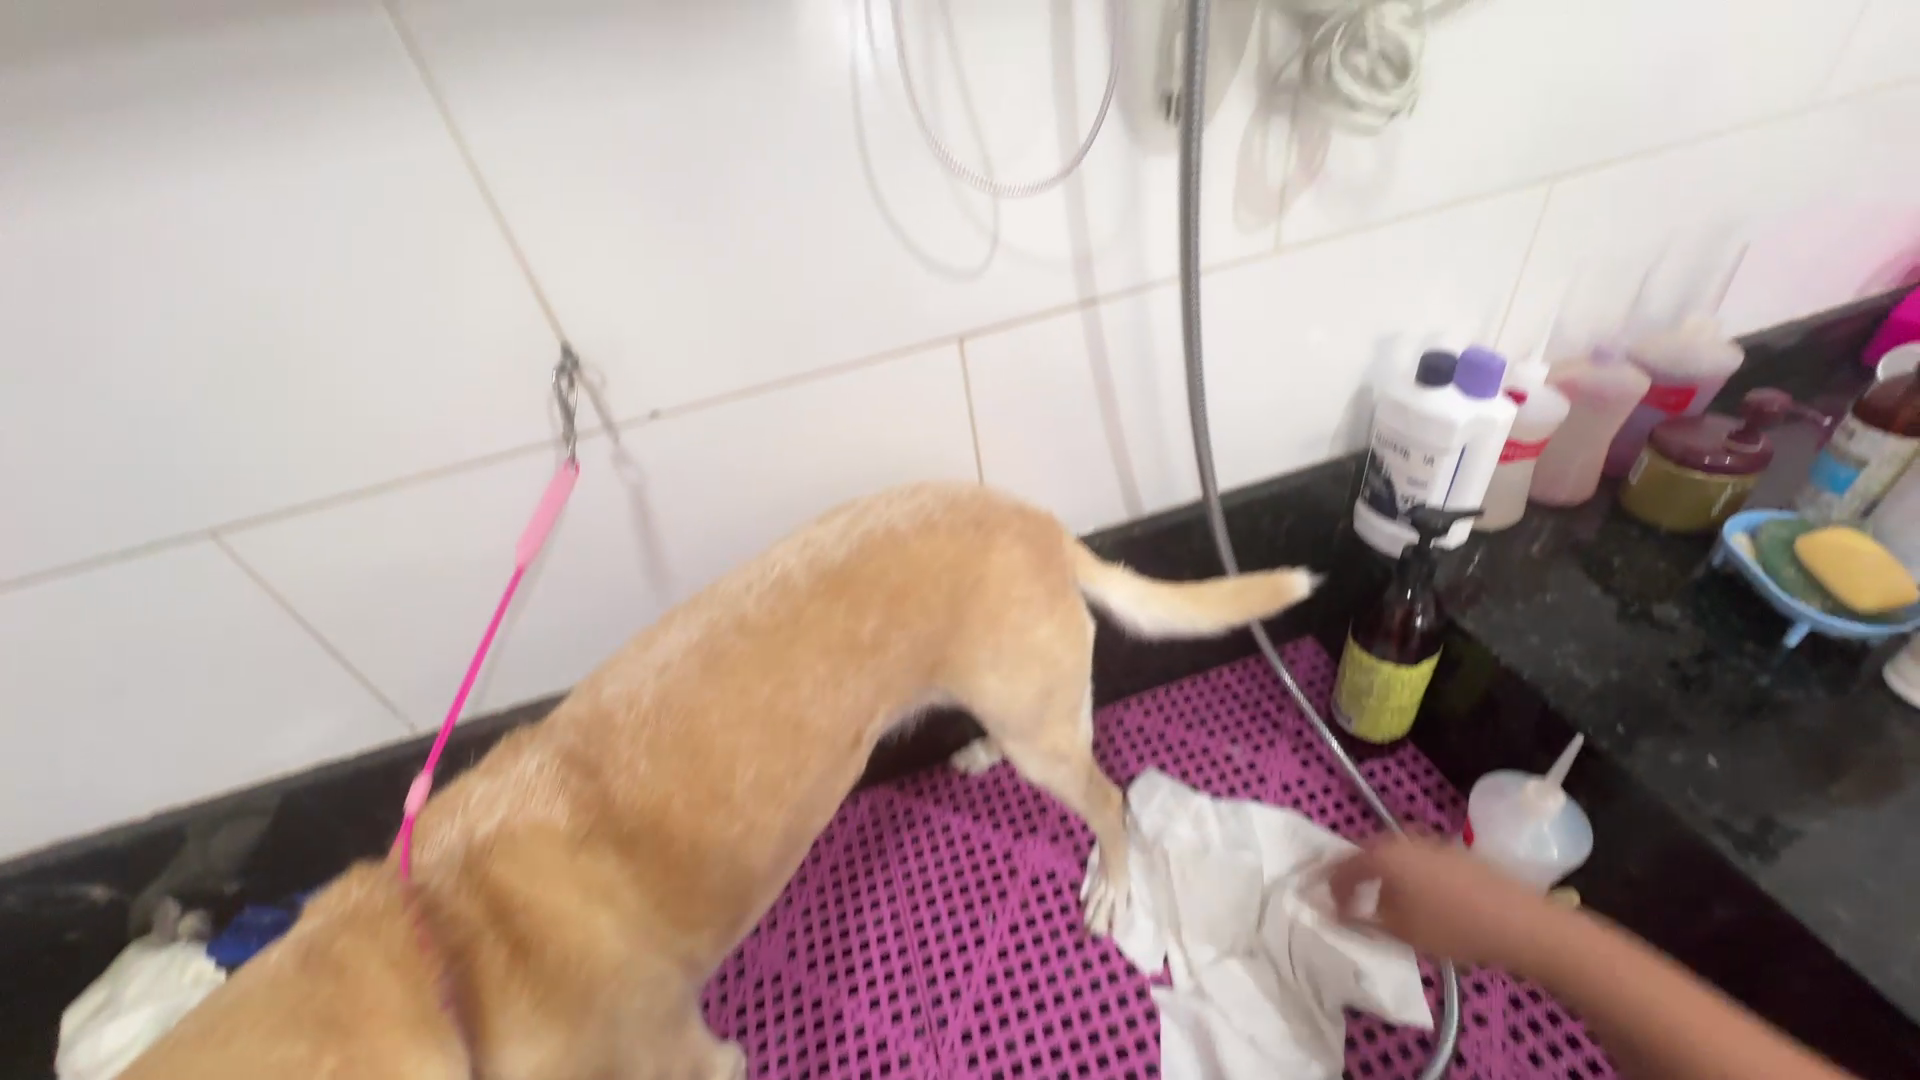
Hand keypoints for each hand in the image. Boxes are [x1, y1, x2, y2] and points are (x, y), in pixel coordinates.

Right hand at [1328, 834, 1561, 971]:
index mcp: (1381, 854)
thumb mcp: (1400, 930)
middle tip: (1349, 899)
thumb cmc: (1452, 926)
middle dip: (1356, 876)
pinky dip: (1408, 876)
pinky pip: (1417, 861)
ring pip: (1394, 857)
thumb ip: (1362, 919)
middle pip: (1367, 854)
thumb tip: (1339, 912)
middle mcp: (1401, 840)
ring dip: (1384, 876)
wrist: (1521, 923)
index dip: (1331, 887)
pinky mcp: (1455, 854)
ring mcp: (1430, 844)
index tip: (1329, 909)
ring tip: (1385, 902)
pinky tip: (1419, 899)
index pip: (1342, 866)